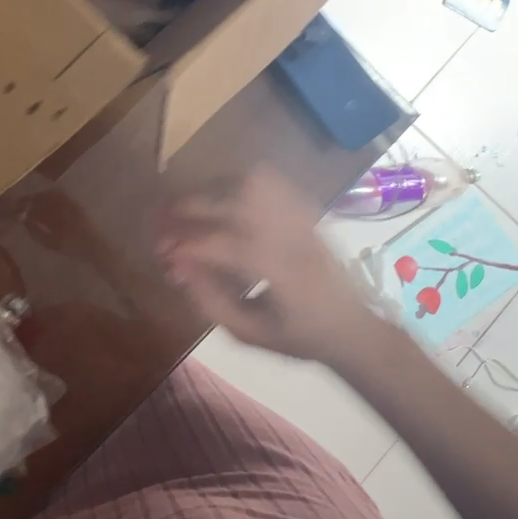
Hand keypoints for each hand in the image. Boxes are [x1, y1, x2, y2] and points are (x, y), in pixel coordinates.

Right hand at [157, 166, 378, 363]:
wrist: (355, 330)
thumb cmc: (299, 337)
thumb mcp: (250, 334)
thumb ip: (211, 302)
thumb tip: (178, 269)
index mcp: (277, 271)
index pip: (218, 244)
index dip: (183, 246)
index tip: (161, 254)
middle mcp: (289, 237)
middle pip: (231, 204)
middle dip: (188, 207)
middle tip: (164, 219)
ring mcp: (301, 220)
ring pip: (252, 183)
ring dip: (215, 188)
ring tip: (194, 204)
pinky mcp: (306, 213)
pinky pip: (273, 182)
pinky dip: (243, 181)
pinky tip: (226, 194)